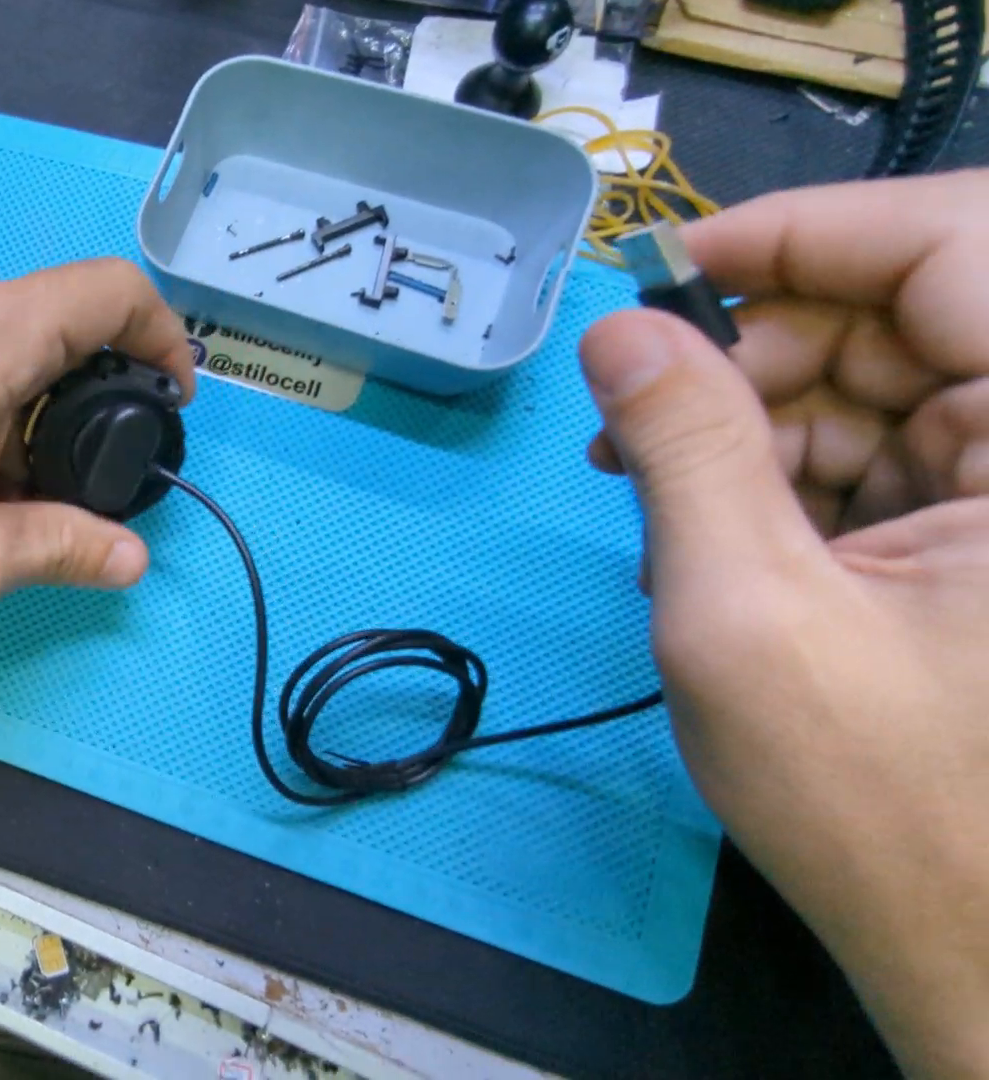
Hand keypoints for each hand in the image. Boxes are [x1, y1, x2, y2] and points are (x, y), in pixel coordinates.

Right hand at [579, 172, 988, 1075]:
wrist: (980, 946)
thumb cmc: (872, 794)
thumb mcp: (742, 607)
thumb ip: (684, 450)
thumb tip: (620, 333)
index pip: (966, 245)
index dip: (809, 232)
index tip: (669, 268)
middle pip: (918, 314)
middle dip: (760, 352)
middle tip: (635, 421)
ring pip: (890, 385)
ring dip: (756, 421)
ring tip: (655, 489)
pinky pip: (891, 452)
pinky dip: (787, 472)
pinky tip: (714, 525)